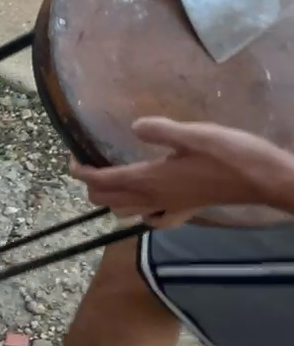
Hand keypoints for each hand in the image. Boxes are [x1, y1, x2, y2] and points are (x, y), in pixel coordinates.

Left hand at [70, 118, 293, 224]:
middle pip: (100, 198)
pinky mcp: (186, 210)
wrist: (271, 180)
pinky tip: (148, 201)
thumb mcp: (196, 135)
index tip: (75, 156)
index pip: (95, 179)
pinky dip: (142, 213)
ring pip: (120, 210)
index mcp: (144, 179)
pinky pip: (153, 219)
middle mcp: (148, 197)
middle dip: (89, 184)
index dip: (77, 169)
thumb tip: (134, 126)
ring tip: (116, 180)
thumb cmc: (234, 156)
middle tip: (95, 165)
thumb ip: (161, 131)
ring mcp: (166, 207)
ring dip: (110, 198)